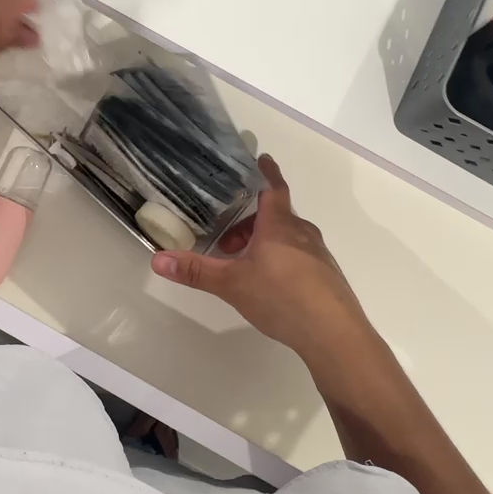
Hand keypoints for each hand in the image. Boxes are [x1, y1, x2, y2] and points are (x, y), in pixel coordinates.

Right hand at [151, 155, 373, 360]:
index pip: (273, 189)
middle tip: (228, 242)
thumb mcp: (232, 284)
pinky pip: (299, 257)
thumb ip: (196, 271)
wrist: (333, 334)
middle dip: (250, 223)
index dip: (266, 173)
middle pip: (275, 216)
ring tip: (245, 267)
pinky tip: (271, 288)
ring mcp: (318, 255)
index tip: (262, 159)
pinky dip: (281, 260)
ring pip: (287, 238)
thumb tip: (158, 259)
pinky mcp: (326, 277)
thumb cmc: (281, 297)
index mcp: (279, 225)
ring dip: (264, 244)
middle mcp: (302, 233)